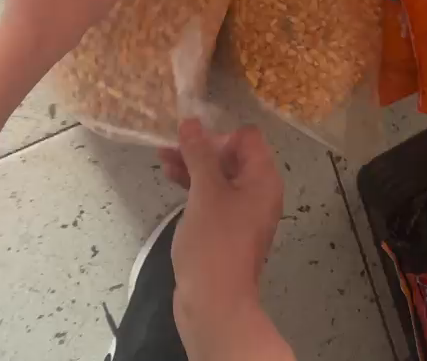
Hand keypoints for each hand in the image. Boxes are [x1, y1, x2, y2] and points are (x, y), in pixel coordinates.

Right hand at [163, 120, 284, 339]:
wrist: (215, 304)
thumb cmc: (215, 241)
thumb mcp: (205, 191)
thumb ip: (199, 154)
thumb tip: (191, 122)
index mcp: (264, 177)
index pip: (248, 138)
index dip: (220, 134)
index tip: (192, 140)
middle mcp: (260, 191)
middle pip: (233, 155)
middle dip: (202, 148)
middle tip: (170, 145)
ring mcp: (245, 212)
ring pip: (220, 176)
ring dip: (194, 165)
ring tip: (162, 158)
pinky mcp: (228, 229)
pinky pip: (215, 196)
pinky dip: (196, 186)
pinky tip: (172, 180)